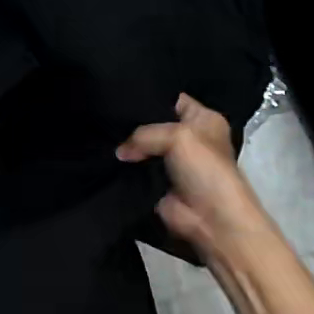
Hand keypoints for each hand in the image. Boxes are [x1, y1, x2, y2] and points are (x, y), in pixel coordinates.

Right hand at [117, 93, 278, 257]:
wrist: (212, 219)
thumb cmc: (204, 168)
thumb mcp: (177, 136)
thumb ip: (143, 135)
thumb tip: (120, 152)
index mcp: (203, 119)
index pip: (172, 99)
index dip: (149, 95)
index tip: (119, 94)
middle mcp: (189, 136)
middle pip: (153, 122)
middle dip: (132, 122)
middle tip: (104, 115)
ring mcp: (172, 161)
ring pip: (142, 145)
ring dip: (126, 145)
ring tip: (101, 133)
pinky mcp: (158, 182)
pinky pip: (136, 168)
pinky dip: (124, 166)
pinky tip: (106, 155)